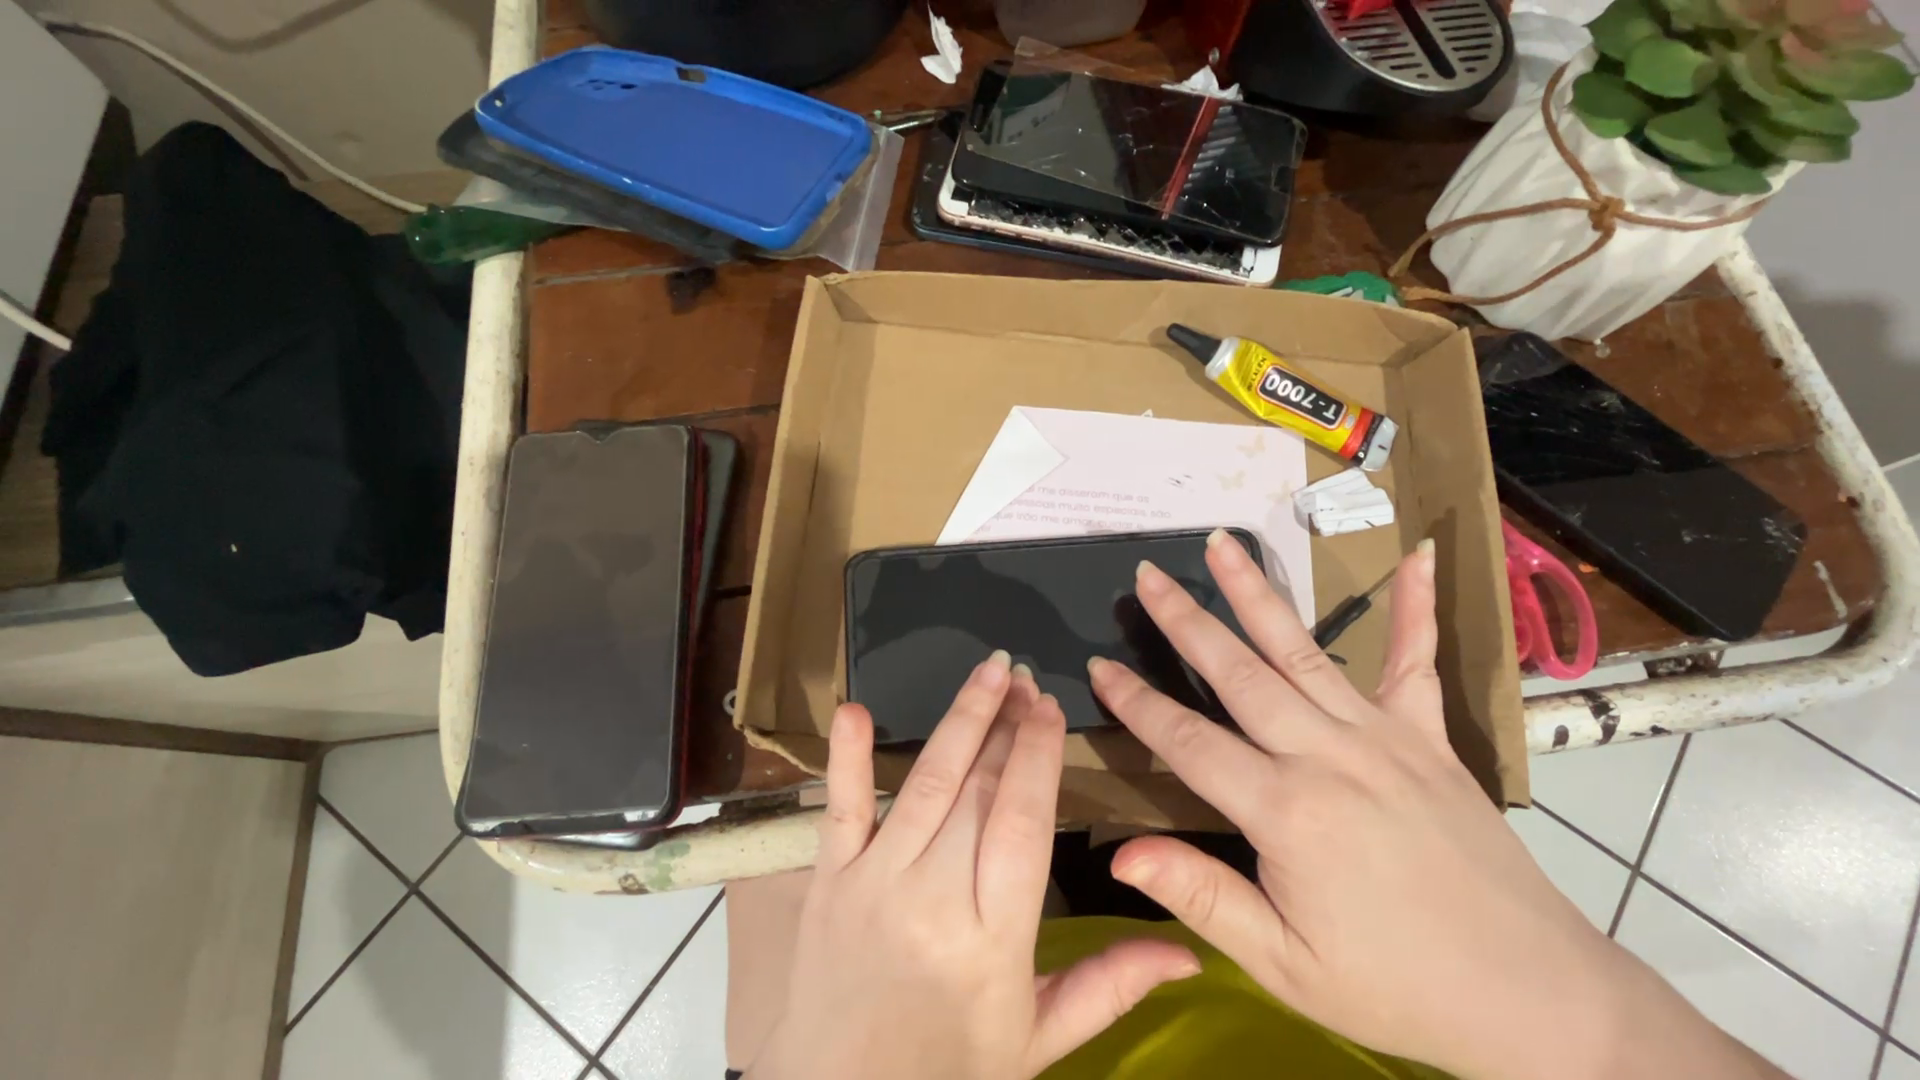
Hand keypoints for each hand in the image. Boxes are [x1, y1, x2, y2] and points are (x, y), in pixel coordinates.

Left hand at [748, 652, 1201, 1079]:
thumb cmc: (949, 1069)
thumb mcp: (1036, 1039)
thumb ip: (1108, 987)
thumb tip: (1188, 954)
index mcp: (993, 936)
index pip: (1023, 822)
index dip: (1038, 756)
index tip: (1050, 708)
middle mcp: (934, 896)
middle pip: (978, 789)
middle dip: (1006, 725)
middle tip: (1024, 677)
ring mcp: (875, 881)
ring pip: (926, 783)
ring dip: (959, 719)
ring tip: (986, 671)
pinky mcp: (830, 880)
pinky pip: (840, 809)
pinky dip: (847, 757)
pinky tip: (856, 709)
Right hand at [1090, 532, 1779, 1079]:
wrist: (1532, 997)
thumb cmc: (1394, 987)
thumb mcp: (1284, 963)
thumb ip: (1200, 895)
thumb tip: (1117, 854)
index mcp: (1285, 811)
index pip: (1188, 741)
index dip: (1137, 704)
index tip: (1098, 665)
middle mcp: (1328, 755)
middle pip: (1239, 674)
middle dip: (1186, 621)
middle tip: (1148, 575)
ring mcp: (1383, 738)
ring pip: (1302, 652)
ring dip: (1257, 594)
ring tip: (1224, 544)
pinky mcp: (1429, 738)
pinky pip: (1417, 663)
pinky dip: (1415, 609)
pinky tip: (1416, 556)